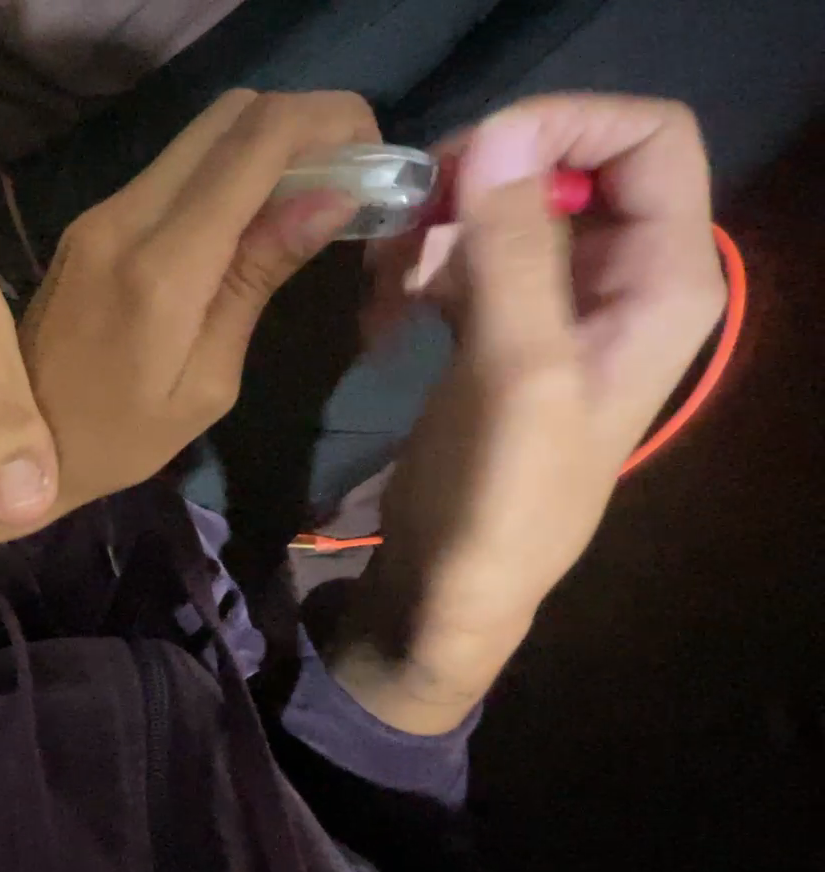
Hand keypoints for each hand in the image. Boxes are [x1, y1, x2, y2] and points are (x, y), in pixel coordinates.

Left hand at [19, 89, 374, 509]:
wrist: (18, 445)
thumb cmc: (117, 440)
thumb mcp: (204, 383)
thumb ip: (256, 281)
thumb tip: (330, 195)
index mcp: (160, 267)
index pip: (258, 140)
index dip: (331, 123)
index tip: (372, 157)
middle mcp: (121, 221)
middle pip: (227, 116)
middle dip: (300, 126)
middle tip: (339, 179)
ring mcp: (94, 220)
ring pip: (194, 140)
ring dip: (257, 150)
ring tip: (296, 205)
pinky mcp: (83, 231)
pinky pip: (164, 175)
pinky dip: (215, 177)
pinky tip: (238, 225)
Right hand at [334, 94, 726, 734]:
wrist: (449, 581)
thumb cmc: (499, 495)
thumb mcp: (515, 373)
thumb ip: (512, 255)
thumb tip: (493, 137)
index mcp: (657, 280)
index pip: (644, 141)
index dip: (558, 128)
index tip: (457, 165)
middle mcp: (611, 282)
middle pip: (561, 172)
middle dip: (475, 185)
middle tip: (397, 227)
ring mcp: (545, 311)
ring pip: (496, 219)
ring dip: (430, 233)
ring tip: (377, 286)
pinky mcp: (487, 338)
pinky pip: (457, 267)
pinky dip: (413, 273)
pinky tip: (378, 313)